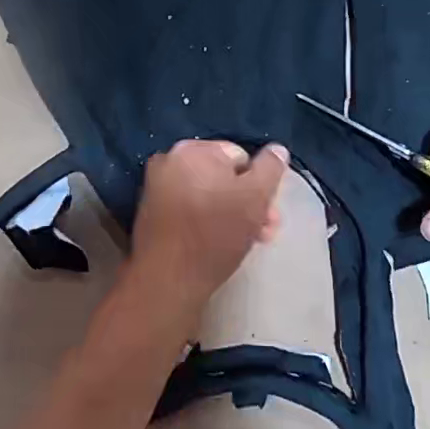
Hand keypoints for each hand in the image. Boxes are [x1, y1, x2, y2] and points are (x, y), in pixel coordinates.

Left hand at [130, 140, 289, 309]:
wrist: (167, 279)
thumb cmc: (215, 234)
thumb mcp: (255, 197)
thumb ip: (270, 169)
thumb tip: (277, 149)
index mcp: (191, 149)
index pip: (241, 156)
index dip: (258, 183)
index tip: (268, 210)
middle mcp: (169, 160)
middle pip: (224, 176)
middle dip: (248, 202)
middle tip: (265, 229)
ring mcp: (157, 186)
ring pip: (208, 193)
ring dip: (232, 213)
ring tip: (250, 240)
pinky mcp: (152, 211)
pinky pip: (189, 206)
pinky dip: (207, 219)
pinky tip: (222, 242)